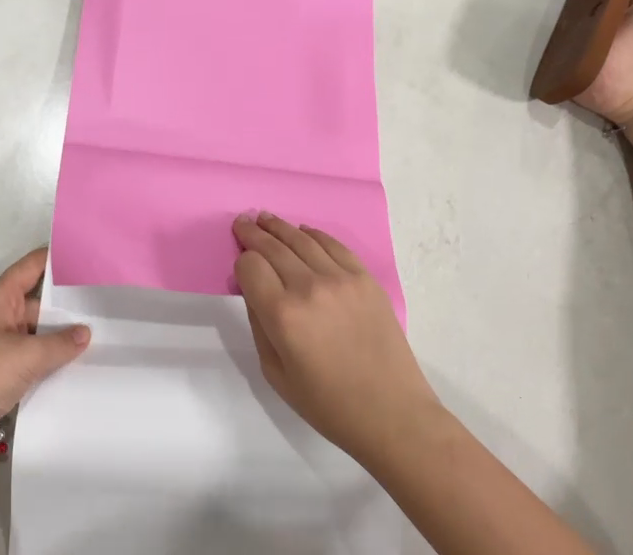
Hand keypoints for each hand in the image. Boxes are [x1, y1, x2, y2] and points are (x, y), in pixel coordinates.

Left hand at [0, 248, 90, 417]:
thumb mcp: (28, 354)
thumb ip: (61, 342)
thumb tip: (85, 333)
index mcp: (1, 296)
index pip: (33, 265)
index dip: (57, 257)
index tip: (86, 254)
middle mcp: (2, 312)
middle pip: (41, 298)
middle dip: (68, 300)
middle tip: (103, 296)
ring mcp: (4, 339)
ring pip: (40, 326)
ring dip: (63, 330)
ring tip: (101, 326)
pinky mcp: (7, 364)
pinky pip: (36, 350)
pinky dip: (54, 352)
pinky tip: (80, 355)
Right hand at [233, 212, 440, 463]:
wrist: (392, 413)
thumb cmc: (328, 405)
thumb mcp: (276, 373)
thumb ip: (259, 325)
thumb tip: (254, 291)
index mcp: (282, 314)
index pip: (250, 266)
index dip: (241, 263)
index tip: (240, 266)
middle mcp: (309, 287)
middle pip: (273, 246)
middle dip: (253, 234)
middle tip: (242, 222)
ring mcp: (341, 279)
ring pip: (301, 239)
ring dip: (279, 227)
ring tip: (266, 219)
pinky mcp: (365, 279)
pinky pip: (333, 245)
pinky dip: (313, 234)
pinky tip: (303, 232)